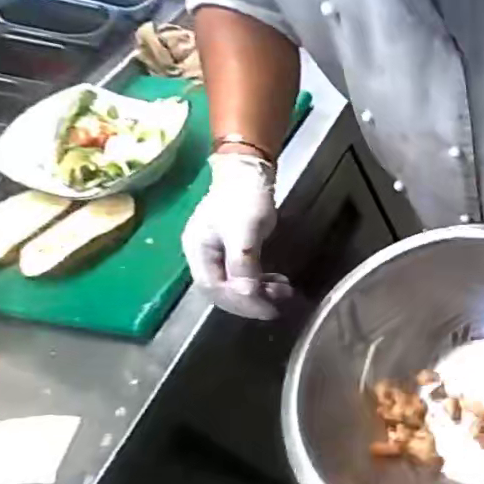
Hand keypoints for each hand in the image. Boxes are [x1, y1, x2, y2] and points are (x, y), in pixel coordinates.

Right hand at [181, 152, 292, 319]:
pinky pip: (244, 276)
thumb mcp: (244, 230)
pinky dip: (261, 283)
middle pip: (223, 291)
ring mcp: (217, 254)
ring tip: (284, 291)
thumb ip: (242, 262)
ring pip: (235, 285)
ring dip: (259, 293)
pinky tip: (279, 283)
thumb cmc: (244, 199)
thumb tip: (246, 293)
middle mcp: (204, 256)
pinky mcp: (234, 251)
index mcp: (198, 251)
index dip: (240, 303)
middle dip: (251, 300)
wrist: (250, 174)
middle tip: (278, 305)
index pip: (214, 289)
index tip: (267, 310)